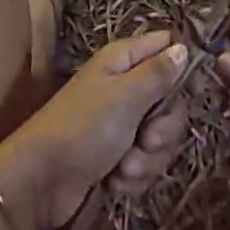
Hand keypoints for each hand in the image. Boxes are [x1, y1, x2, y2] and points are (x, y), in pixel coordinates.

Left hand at [0, 31, 190, 229]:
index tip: (189, 92)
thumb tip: (184, 47)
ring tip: (123, 167)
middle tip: (146, 139)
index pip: (166, 47)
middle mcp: (125, 85)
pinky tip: (114, 180)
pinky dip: (134, 176)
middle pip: (170, 100)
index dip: (183, 67)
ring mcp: (121, 121)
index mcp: (124, 59)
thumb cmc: (83, 127)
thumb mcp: (125, 96)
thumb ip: (158, 72)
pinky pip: (145, 162)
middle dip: (163, 129)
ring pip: (159, 137)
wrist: (40, 182)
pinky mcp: (117, 155)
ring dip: (147, 159)